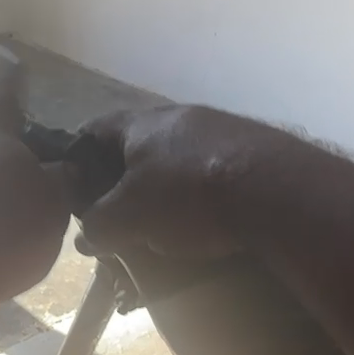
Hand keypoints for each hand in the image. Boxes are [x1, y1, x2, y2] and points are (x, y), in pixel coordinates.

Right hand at [77, 104, 277, 259]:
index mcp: (141, 123)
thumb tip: (85, 238)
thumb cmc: (187, 196)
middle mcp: (180, 117)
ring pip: (177, 161)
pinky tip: (206, 224)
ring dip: (165, 190)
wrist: (280, 193)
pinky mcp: (254, 152)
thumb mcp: (128, 217)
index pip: (93, 129)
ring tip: (163, 227)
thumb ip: (98, 225)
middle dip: (123, 182)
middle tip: (118, 216)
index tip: (74, 189)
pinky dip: (201, 196)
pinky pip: (212, 172)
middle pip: (137, 147)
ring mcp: (222, 130)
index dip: (76, 158)